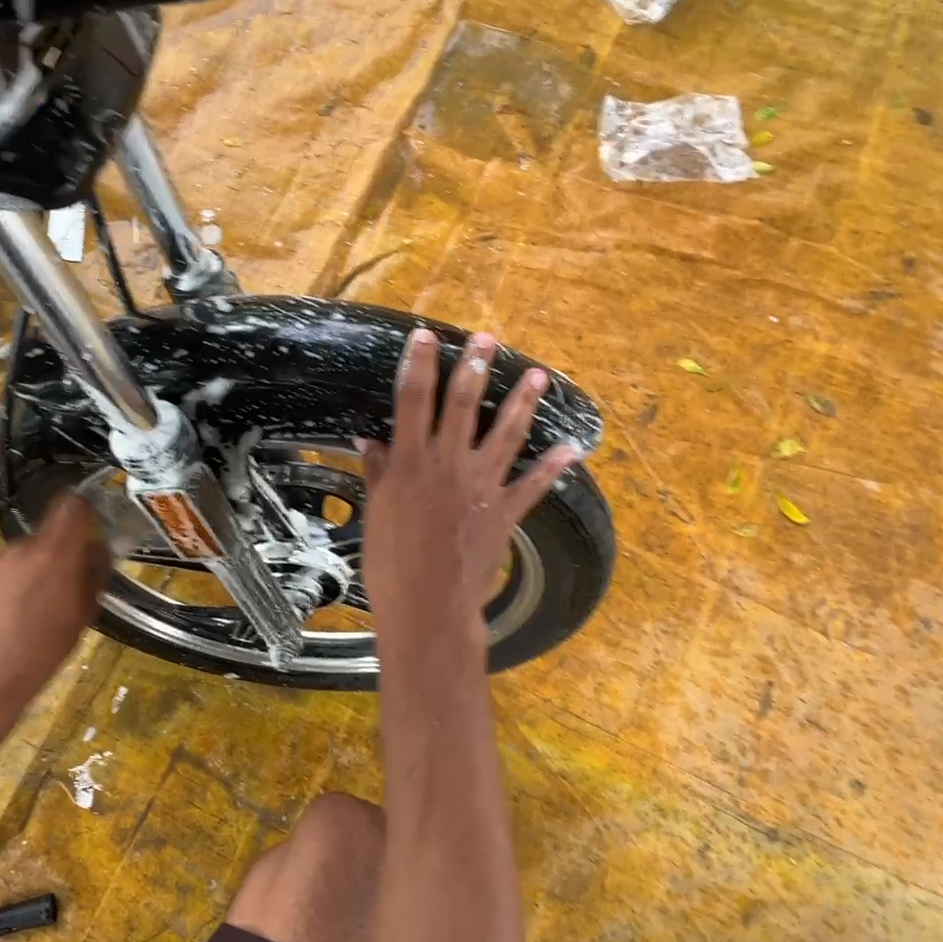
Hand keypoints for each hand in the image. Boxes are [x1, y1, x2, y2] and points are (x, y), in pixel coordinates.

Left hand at [0, 495, 107, 733]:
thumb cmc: (44, 651)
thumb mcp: (83, 615)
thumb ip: (93, 574)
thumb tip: (96, 549)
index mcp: (55, 553)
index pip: (71, 507)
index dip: (80, 511)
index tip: (85, 525)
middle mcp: (20, 547)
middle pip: (43, 538)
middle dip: (51, 558)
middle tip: (55, 591)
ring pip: (17, 559)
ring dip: (24, 575)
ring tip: (22, 612)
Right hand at [359, 330, 579, 660]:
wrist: (428, 605)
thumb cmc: (391, 563)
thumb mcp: (376, 512)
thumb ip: (377, 471)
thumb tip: (370, 438)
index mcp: (411, 463)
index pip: (413, 400)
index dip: (418, 364)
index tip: (424, 335)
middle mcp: (448, 464)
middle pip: (463, 405)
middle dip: (474, 367)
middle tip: (487, 337)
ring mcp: (481, 486)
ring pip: (506, 434)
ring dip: (523, 402)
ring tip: (538, 375)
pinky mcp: (505, 512)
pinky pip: (534, 485)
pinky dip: (554, 467)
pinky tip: (572, 448)